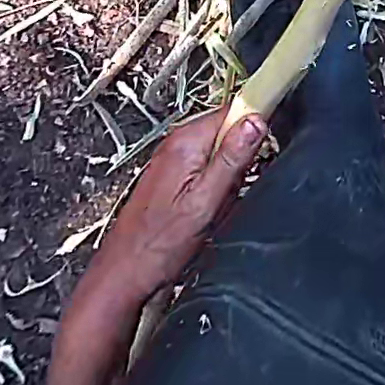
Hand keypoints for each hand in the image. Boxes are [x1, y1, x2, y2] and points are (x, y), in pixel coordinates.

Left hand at [41, 107, 267, 384]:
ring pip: (222, 154)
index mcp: (187, 141)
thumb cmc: (156, 246)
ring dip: (228, 179)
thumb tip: (256, 120)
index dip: (255, 126)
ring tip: (215, 208)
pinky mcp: (173, 174)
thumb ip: (232, 158)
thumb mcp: (204, 202)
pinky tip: (205, 213)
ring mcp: (174, 157)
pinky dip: (215, 189)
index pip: (235, 109)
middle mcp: (178, 141)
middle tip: (231, 193)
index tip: (263, 149)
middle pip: (230, 132)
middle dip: (240, 162)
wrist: (122, 276)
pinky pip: (208, 170)